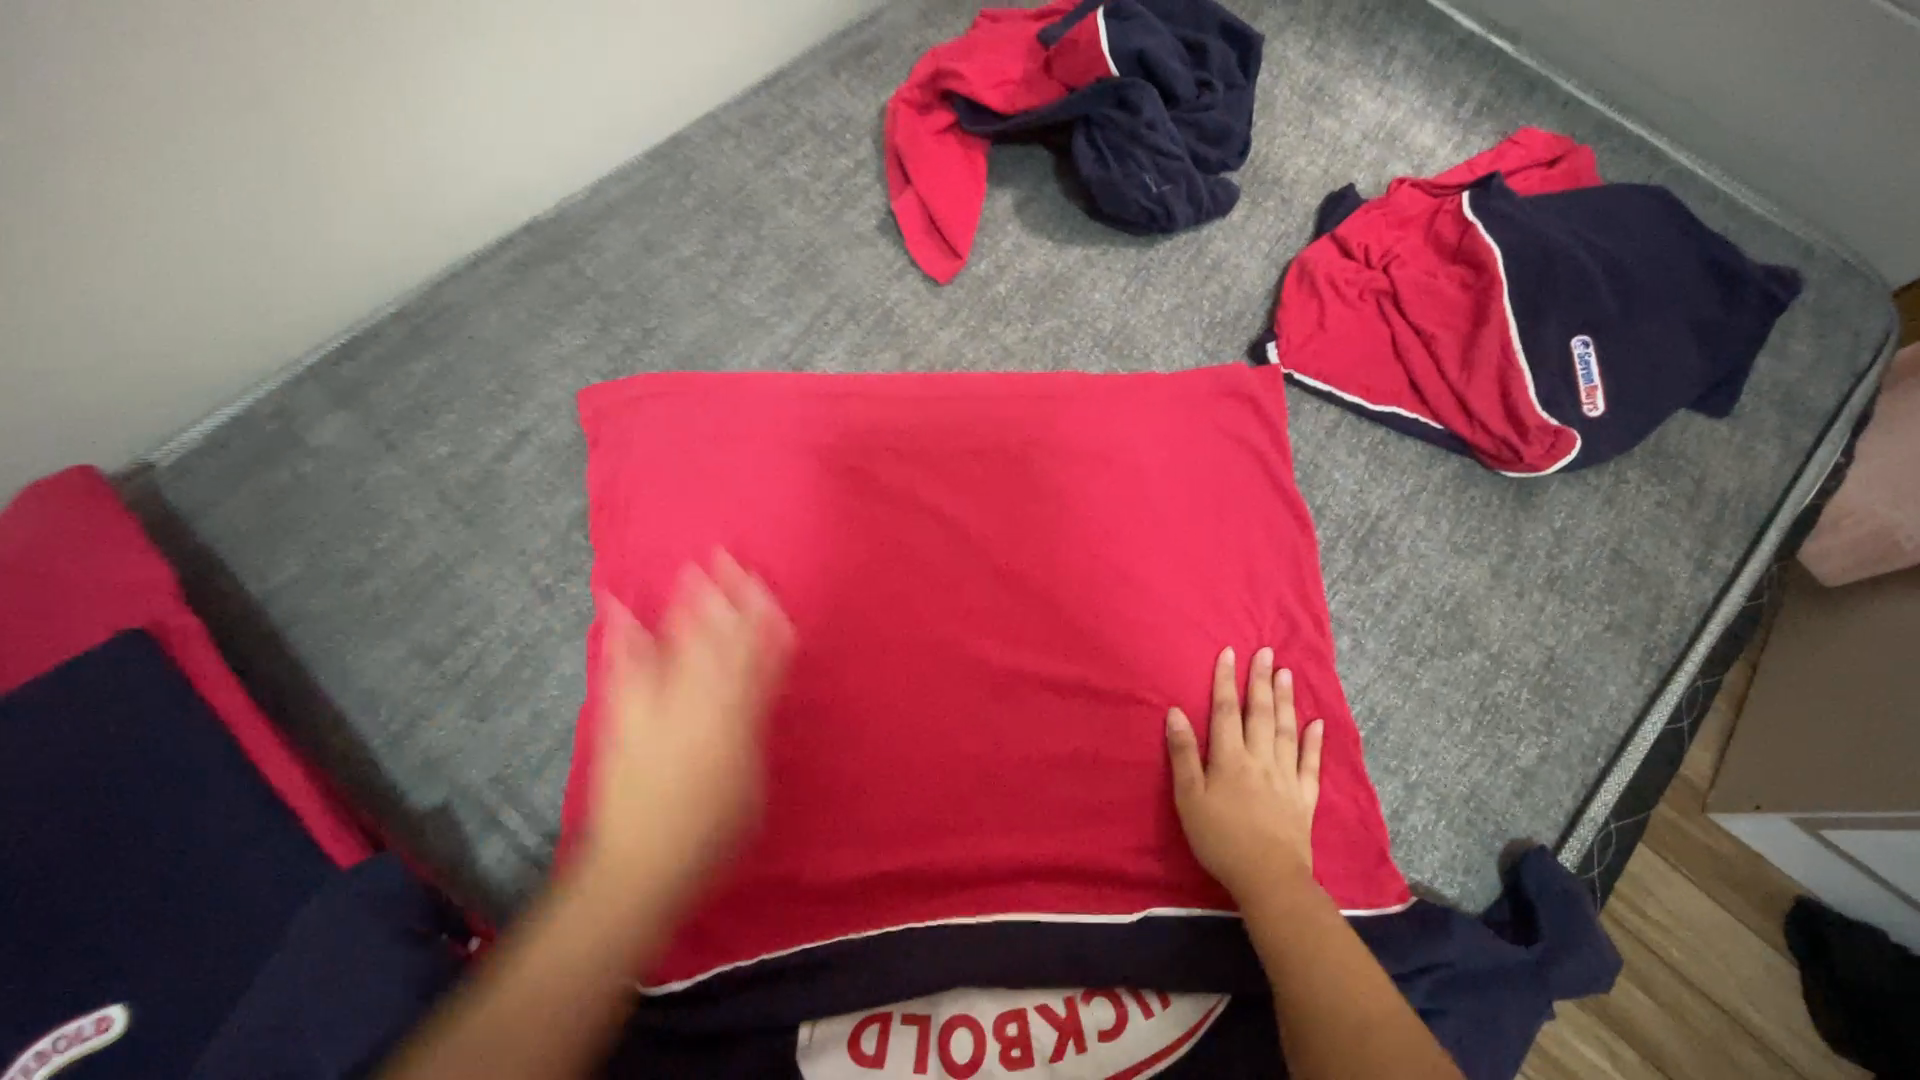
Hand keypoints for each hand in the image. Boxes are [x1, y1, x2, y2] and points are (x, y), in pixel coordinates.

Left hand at [586, 552, 792, 911]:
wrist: (642, 866)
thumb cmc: (712, 834)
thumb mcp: (752, 781)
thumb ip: (753, 727)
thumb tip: (758, 689)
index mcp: (737, 720)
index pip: (756, 658)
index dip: (763, 620)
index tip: (767, 587)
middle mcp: (698, 705)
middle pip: (718, 642)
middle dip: (727, 600)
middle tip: (729, 560)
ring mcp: (656, 708)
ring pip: (677, 647)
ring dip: (686, 607)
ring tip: (692, 570)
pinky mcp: (622, 718)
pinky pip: (623, 669)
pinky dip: (621, 635)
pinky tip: (617, 603)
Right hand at [1166, 646, 1323, 901]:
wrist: (1268, 877)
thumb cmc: (1219, 839)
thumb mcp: (1189, 798)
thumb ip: (1183, 754)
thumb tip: (1175, 712)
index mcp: (1229, 758)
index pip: (1225, 711)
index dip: (1225, 680)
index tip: (1229, 652)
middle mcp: (1260, 759)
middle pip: (1260, 713)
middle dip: (1260, 681)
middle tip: (1266, 652)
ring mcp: (1286, 777)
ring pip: (1285, 730)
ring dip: (1285, 700)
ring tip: (1286, 674)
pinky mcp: (1304, 798)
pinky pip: (1310, 763)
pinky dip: (1313, 742)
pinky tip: (1316, 723)